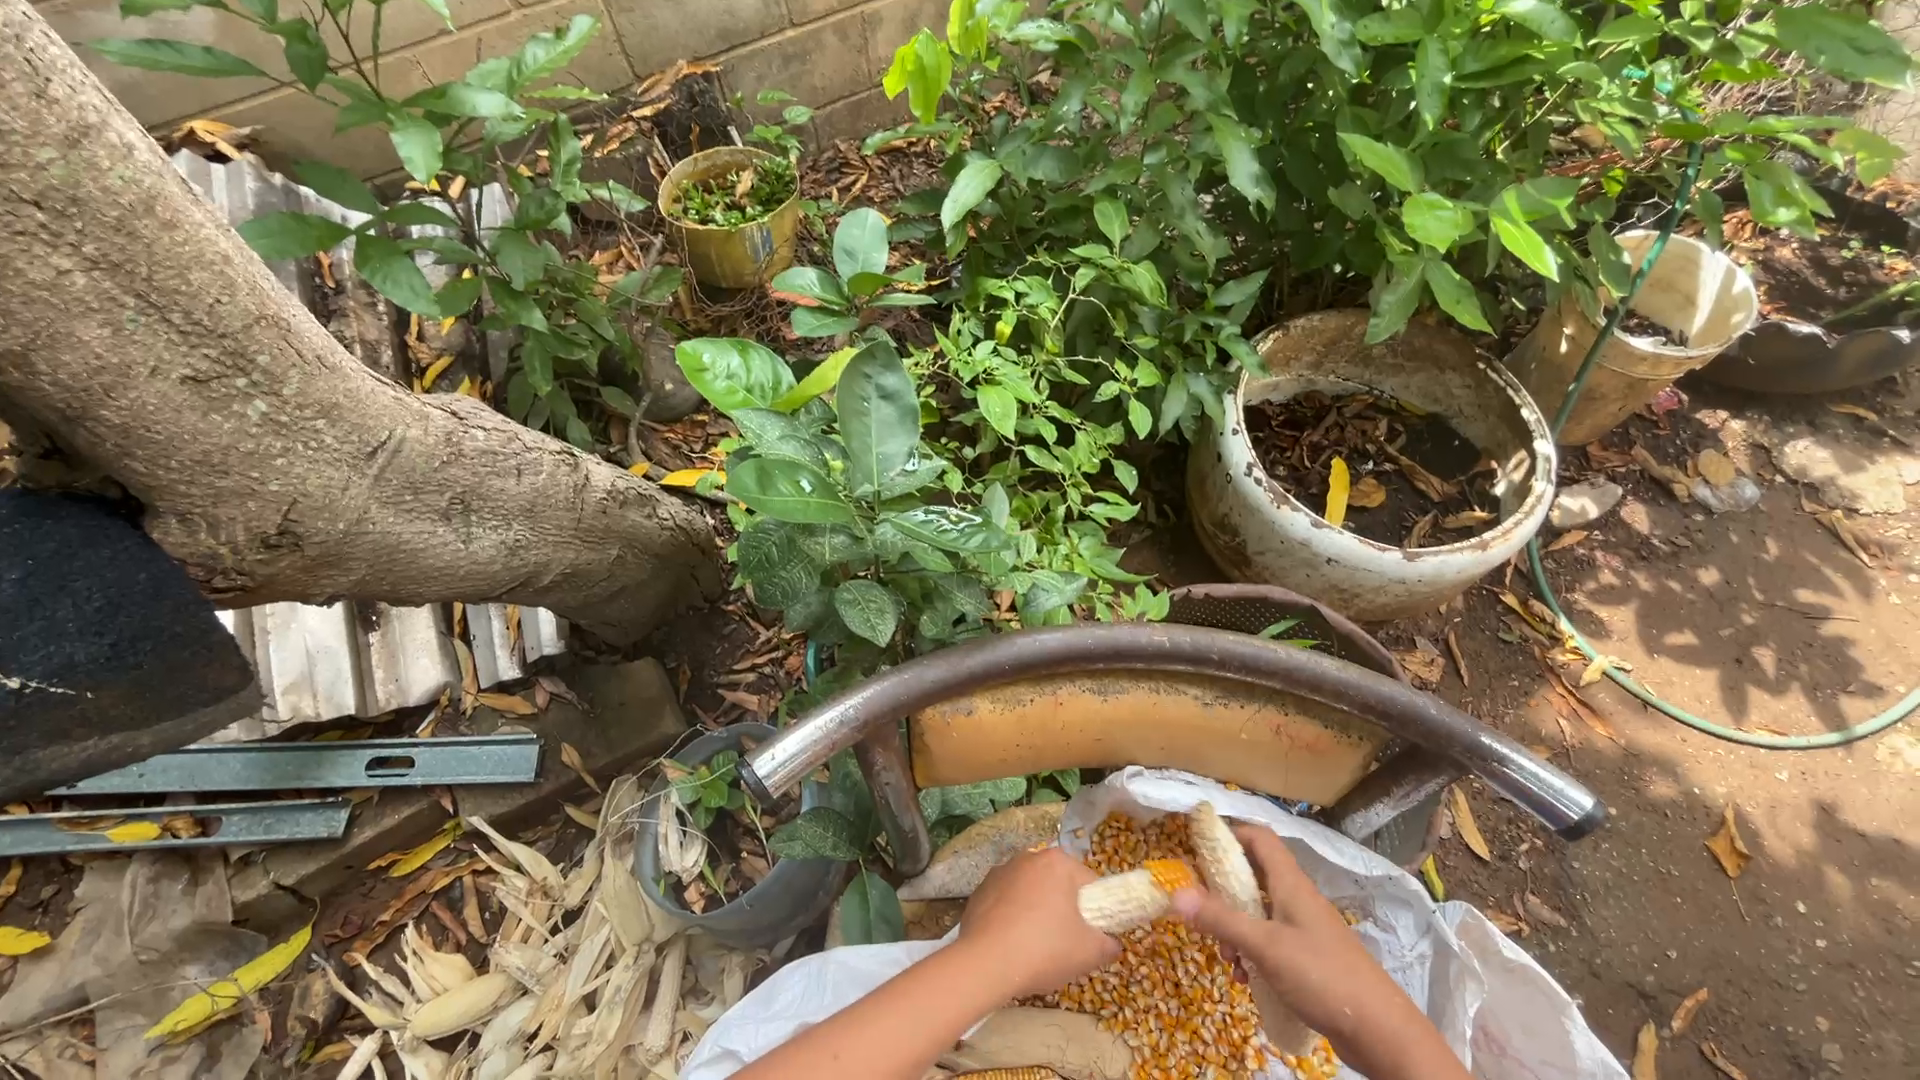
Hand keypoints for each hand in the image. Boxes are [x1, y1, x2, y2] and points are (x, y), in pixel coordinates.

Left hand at [956, 847, 1118, 997]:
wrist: (984, 964)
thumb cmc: (1044, 950)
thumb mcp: (1089, 953)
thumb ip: (1109, 944)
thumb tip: (1112, 943)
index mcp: (1057, 862)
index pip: (1089, 883)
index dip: (1095, 911)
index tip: (1090, 935)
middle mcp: (1027, 857)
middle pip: (1058, 885)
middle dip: (1064, 910)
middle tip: (1065, 943)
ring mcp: (999, 872)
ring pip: (1030, 892)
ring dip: (1036, 912)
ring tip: (1034, 947)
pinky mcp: (978, 891)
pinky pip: (1005, 903)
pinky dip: (1011, 918)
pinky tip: (1010, 945)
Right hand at [1169, 825, 1409, 1044]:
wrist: (1380, 1031)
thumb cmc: (1322, 976)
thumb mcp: (1264, 946)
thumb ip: (1221, 919)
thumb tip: (1176, 893)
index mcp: (1291, 884)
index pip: (1259, 837)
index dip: (1230, 833)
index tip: (1199, 845)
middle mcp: (1298, 899)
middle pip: (1254, 875)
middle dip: (1224, 891)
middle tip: (1202, 909)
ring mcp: (1306, 929)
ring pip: (1260, 913)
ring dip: (1236, 929)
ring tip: (1227, 957)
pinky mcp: (1310, 957)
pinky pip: (1271, 942)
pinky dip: (1253, 953)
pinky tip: (1246, 978)